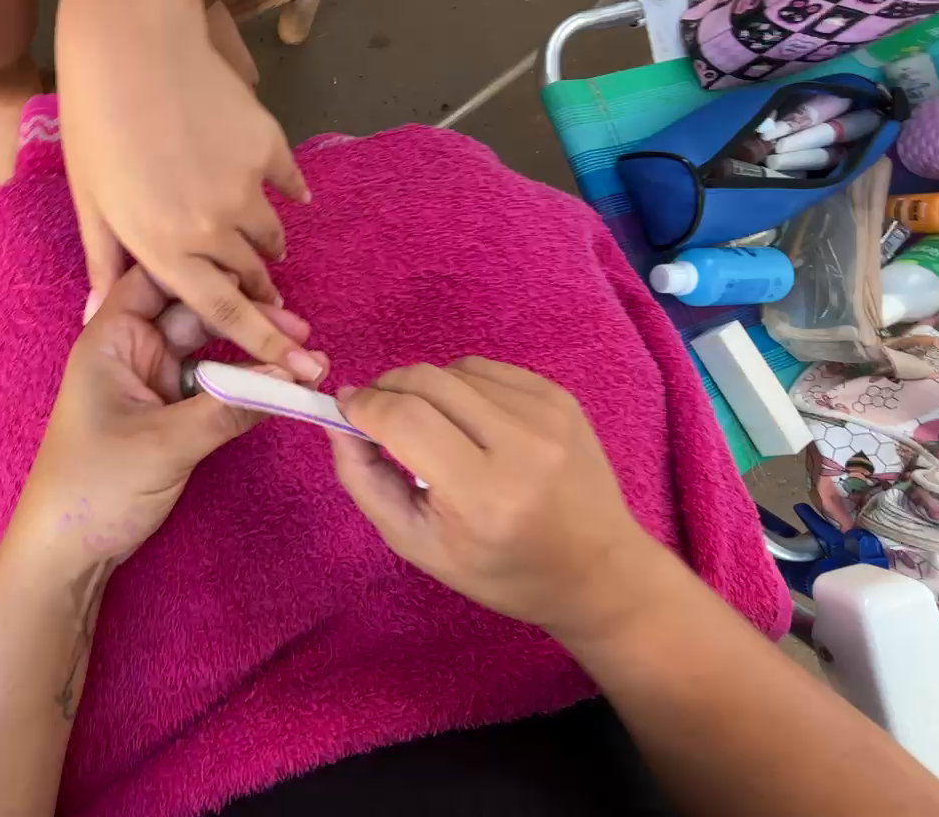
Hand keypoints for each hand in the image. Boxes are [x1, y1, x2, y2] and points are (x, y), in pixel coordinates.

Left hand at [12, 266, 323, 564]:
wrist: (68, 552)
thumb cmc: (95, 486)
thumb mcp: (164, 444)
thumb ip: (228, 407)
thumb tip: (293, 377)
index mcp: (111, 338)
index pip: (157, 279)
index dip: (203, 270)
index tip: (257, 273)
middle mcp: (132, 349)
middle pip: (193, 313)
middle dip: (246, 318)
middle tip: (302, 329)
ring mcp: (152, 378)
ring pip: (208, 349)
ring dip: (252, 352)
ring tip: (304, 357)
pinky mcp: (168, 409)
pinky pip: (211, 384)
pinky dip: (244, 384)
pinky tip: (279, 385)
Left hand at [56, 0, 318, 381]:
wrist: (131, 39)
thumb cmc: (94, 121)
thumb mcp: (90, 198)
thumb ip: (104, 260)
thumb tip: (97, 311)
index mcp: (163, 248)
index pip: (221, 312)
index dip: (259, 341)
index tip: (293, 362)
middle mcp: (212, 228)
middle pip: (250, 276)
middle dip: (257, 290)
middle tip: (262, 292)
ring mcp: (246, 187)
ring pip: (272, 235)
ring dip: (268, 246)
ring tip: (262, 241)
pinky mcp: (269, 148)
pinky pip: (291, 185)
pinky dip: (288, 194)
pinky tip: (283, 190)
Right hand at [327, 358, 664, 640]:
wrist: (599, 571)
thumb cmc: (501, 570)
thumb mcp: (417, 543)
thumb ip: (364, 480)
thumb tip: (338, 421)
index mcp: (485, 496)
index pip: (404, 421)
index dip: (363, 406)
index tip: (345, 411)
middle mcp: (522, 446)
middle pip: (425, 382)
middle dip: (386, 390)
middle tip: (376, 416)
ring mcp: (547, 414)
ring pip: (451, 370)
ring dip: (423, 389)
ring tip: (430, 427)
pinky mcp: (560, 396)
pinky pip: (483, 368)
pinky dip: (458, 385)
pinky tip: (468, 421)